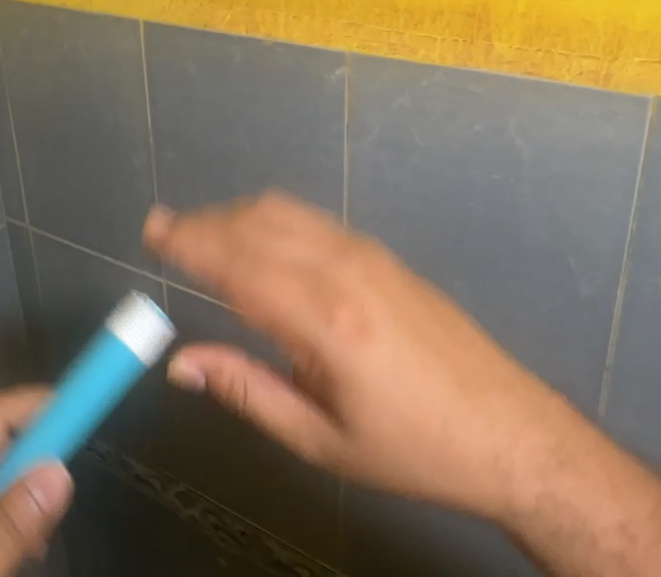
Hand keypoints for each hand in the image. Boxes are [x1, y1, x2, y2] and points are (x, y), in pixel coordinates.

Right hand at [142, 192, 586, 521]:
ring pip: (283, 213)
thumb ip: (246, 391)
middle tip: (162, 230)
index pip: (238, 265)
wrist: (509, 431)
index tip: (152, 231)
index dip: (190, 243)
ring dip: (233, 215)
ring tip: (198, 232)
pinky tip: (255, 237)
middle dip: (202, 223)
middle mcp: (342, 271)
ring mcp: (367, 255)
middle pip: (255, 225)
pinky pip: (311, 220)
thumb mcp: (321, 439)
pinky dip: (269, 218)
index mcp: (325, 321)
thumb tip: (182, 363)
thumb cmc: (412, 448)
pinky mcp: (381, 254)